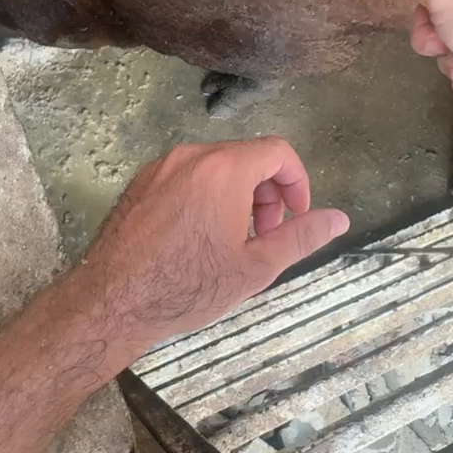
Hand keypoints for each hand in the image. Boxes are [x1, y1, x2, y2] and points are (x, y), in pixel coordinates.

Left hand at [71, 138, 348, 351]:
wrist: (112, 301)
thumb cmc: (187, 286)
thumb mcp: (255, 267)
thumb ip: (300, 237)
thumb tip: (340, 218)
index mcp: (223, 169)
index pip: (277, 151)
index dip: (297, 181)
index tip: (295, 215)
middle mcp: (191, 156)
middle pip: (246, 156)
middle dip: (267, 191)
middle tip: (264, 234)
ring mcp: (160, 166)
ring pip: (215, 165)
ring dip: (237, 193)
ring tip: (231, 239)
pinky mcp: (139, 181)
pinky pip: (186, 175)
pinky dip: (205, 194)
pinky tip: (197, 237)